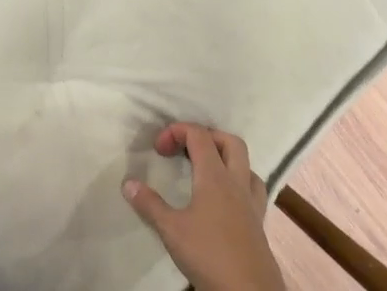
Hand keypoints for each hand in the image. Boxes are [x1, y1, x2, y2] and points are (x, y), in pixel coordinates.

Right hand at [123, 124, 285, 290]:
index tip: (158, 149)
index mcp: (215, 177)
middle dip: (207, 137)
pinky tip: (224, 200)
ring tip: (205, 171)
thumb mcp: (171, 230)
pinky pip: (252, 189)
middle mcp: (237, 183)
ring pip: (246, 165)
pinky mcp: (259, 223)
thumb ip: (149, 204)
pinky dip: (237, 183)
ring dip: (226, 159)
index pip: (199, 135)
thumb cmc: (209, 255)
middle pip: (230, 142)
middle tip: (185, 150)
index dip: (177, 131)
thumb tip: (128, 183)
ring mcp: (252, 204)